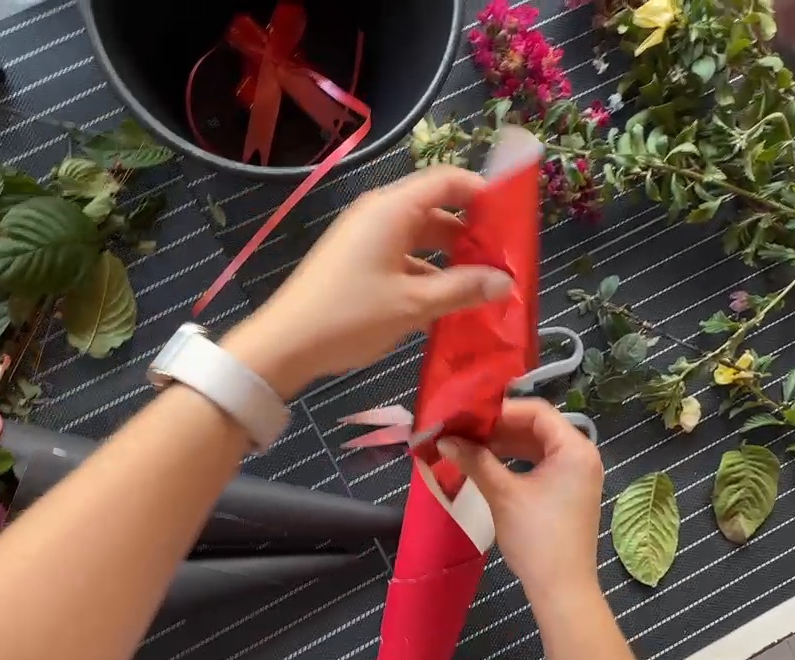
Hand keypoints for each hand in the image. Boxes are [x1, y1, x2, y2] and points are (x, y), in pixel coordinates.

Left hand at [222, 166, 514, 398]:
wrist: (285, 344)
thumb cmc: (351, 317)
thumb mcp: (413, 305)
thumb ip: (462, 289)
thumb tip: (504, 281)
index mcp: (393, 209)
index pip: (448, 180)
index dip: (483, 193)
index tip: (510, 220)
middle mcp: (378, 214)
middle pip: (434, 210)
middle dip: (468, 235)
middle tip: (499, 264)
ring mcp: (362, 239)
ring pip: (416, 240)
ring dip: (446, 262)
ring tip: (476, 291)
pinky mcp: (352, 263)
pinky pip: (397, 259)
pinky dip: (421, 276)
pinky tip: (439, 307)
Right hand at [439, 399, 604, 604]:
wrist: (561, 587)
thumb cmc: (536, 537)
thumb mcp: (503, 494)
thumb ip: (475, 461)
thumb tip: (444, 439)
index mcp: (574, 448)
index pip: (536, 411)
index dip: (500, 410)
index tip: (467, 415)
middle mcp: (582, 455)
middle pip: (537, 427)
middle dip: (498, 427)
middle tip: (462, 430)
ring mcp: (577, 475)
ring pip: (536, 446)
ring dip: (504, 444)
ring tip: (469, 446)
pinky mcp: (568, 492)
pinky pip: (540, 464)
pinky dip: (515, 461)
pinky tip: (488, 464)